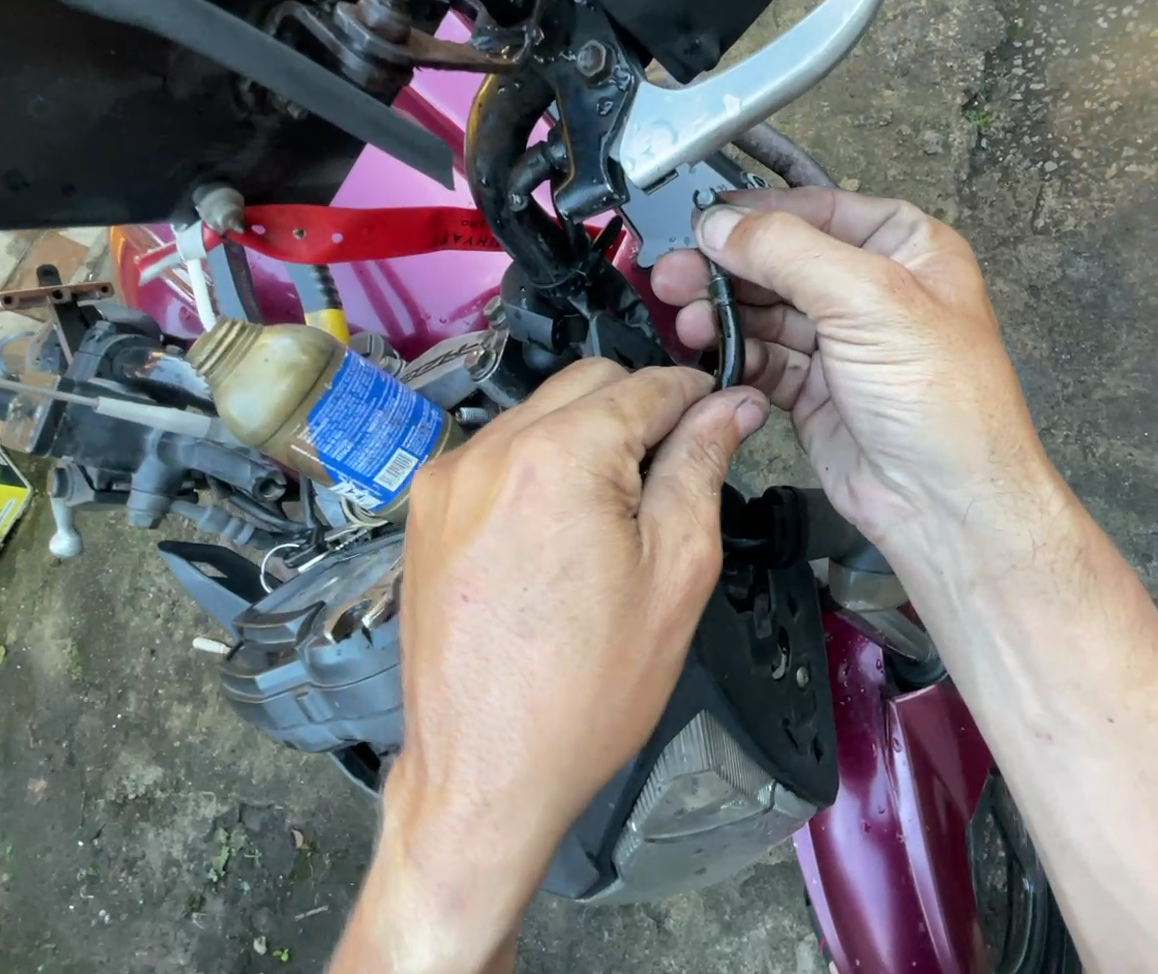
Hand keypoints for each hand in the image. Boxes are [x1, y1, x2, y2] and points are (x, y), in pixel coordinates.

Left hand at [334, 359, 765, 973]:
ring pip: (540, 412)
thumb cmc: (595, 683)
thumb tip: (733, 403)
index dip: (694, 392)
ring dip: (589, 434)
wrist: (484, 773)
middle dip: (641, 406)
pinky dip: (542, 461)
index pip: (644, 385)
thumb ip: (701, 466)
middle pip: (587, 383)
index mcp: (560, 454)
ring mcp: (447, 475)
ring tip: (617, 504)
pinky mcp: (424, 508)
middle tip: (675, 466)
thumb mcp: (676, 571)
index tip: (724, 409)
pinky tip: (560, 521)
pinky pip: (499, 451)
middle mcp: (491, 445)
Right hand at [650, 187, 1053, 552]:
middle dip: (729, 269)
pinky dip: (739, 357)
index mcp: (906, 250)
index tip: (706, 222)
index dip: (760, 215)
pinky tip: (714, 357)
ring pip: (767, 314)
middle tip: (677, 276)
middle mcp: (873, 292)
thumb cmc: (942, 400)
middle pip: (783, 263)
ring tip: (690, 321)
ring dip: (725, 316)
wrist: (940, 501)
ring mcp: (842, 344)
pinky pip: (765, 361)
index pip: (820, 210)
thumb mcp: (868, 300)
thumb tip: (722, 224)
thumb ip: (788, 252)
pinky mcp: (815, 391)